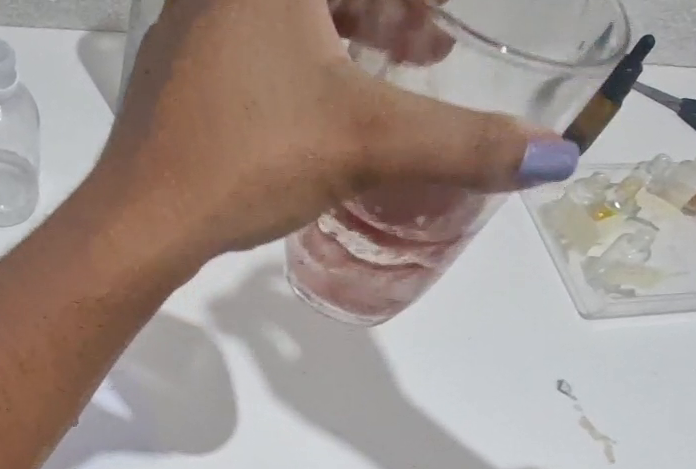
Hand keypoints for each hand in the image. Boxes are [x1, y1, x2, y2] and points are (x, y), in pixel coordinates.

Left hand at [91, 0, 579, 256]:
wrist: (140, 220)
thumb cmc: (248, 160)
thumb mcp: (365, 143)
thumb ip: (460, 144)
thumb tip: (555, 159)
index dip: (412, 9)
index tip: (436, 32)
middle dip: (392, 9)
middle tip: (431, 45)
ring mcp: (196, 14)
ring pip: (296, 6)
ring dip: (355, 26)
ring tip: (400, 66)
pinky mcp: (181, 59)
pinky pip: (261, 31)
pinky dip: (308, 51)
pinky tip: (326, 101)